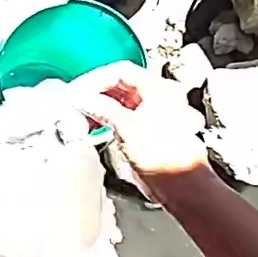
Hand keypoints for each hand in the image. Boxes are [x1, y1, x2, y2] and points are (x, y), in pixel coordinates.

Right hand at [70, 61, 210, 180]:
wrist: (180, 184)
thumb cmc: (165, 156)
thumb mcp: (126, 126)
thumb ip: (100, 108)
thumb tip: (82, 98)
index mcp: (160, 88)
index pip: (121, 71)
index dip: (96, 79)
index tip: (78, 90)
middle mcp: (160, 97)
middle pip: (121, 85)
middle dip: (96, 93)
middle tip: (76, 101)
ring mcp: (154, 114)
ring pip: (121, 101)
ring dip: (99, 106)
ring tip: (81, 114)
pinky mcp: (148, 130)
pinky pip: (123, 116)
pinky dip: (107, 118)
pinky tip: (93, 125)